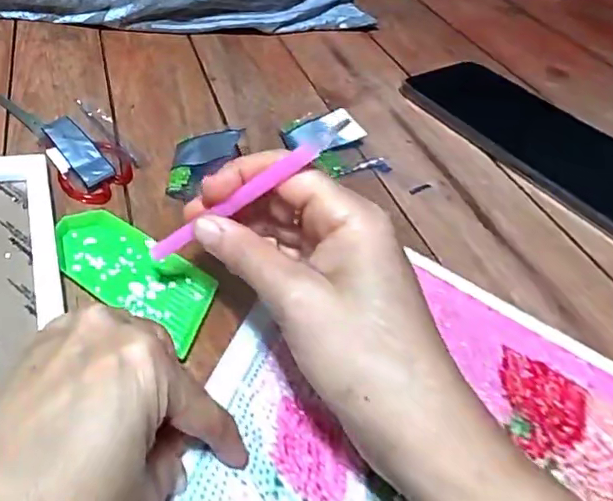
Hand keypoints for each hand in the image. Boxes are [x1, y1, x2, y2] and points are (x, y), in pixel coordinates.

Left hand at [0, 306, 246, 500]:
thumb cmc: (70, 491)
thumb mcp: (139, 490)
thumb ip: (167, 464)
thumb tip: (169, 450)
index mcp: (143, 360)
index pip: (199, 402)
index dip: (222, 435)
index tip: (233, 453)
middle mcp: (110, 325)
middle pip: (162, 355)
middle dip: (173, 395)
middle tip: (171, 441)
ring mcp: (72, 324)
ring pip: (126, 338)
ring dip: (138, 373)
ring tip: (131, 420)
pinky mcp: (43, 334)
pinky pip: (90, 340)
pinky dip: (103, 363)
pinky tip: (94, 401)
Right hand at [185, 151, 567, 500]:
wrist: (421, 437)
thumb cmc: (360, 353)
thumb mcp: (295, 297)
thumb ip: (244, 252)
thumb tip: (200, 223)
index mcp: (350, 216)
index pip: (288, 174)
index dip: (242, 177)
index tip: (203, 192)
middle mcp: (347, 229)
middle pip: (284, 197)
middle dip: (236, 202)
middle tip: (191, 216)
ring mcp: (342, 261)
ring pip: (283, 227)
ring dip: (242, 228)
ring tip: (200, 234)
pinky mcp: (335, 291)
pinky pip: (289, 257)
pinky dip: (257, 254)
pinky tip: (228, 257)